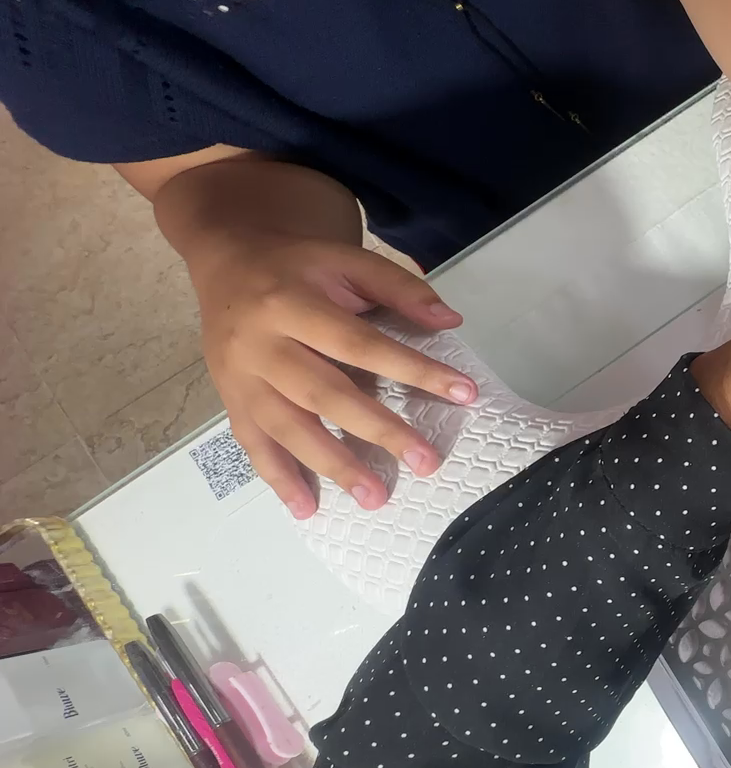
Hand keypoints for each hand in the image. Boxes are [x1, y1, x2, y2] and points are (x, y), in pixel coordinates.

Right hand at [193, 234, 476, 517]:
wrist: (228, 258)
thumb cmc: (305, 267)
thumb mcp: (351, 262)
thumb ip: (401, 289)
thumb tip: (451, 321)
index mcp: (290, 305)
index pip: (362, 345)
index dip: (414, 370)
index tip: (465, 394)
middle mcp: (258, 345)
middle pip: (324, 394)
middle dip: (378, 431)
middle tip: (426, 463)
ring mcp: (238, 376)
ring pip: (287, 428)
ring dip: (332, 466)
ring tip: (376, 498)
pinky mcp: (229, 398)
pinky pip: (252, 444)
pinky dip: (278, 478)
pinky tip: (307, 508)